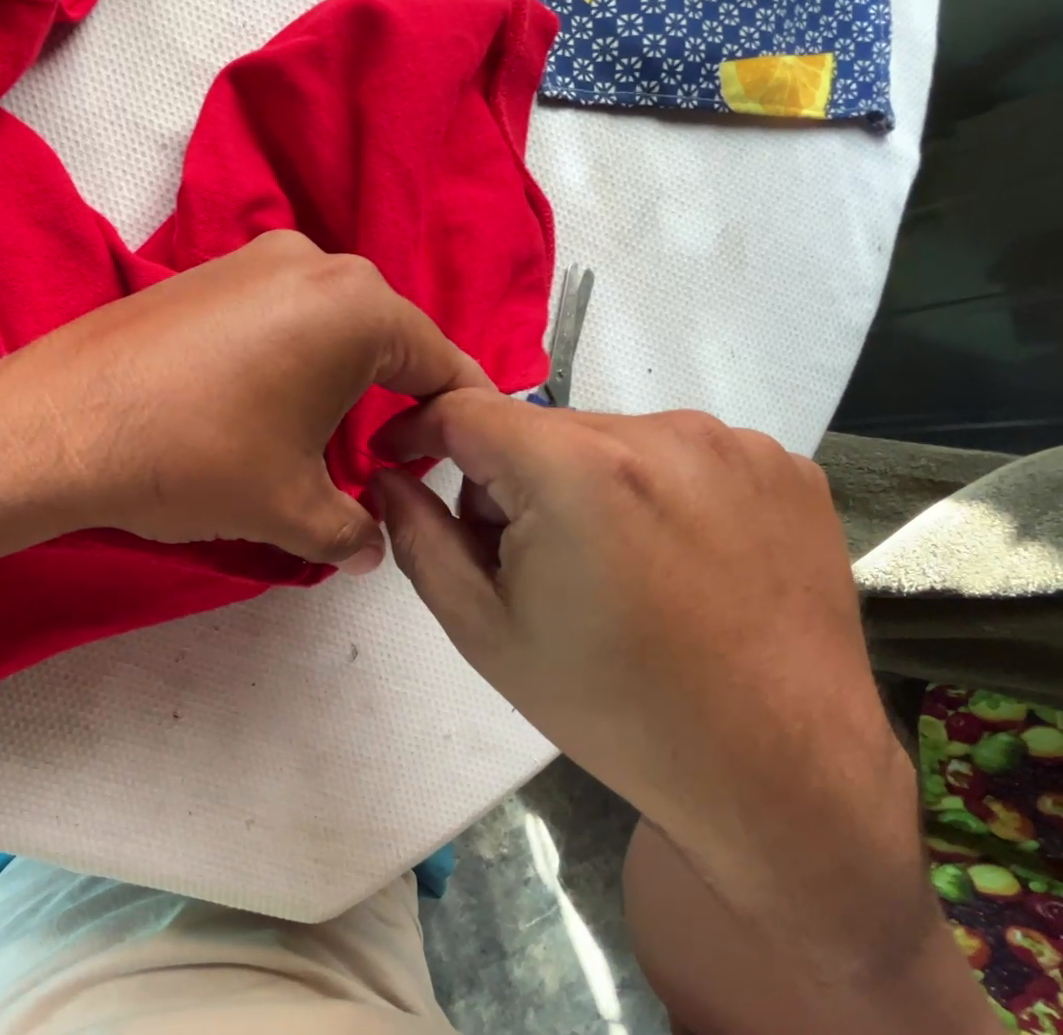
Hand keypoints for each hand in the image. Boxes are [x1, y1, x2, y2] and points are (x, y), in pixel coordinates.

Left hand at [0, 230, 491, 566]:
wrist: (60, 424)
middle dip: (382, 403)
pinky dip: (275, 363)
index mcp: (357, 305)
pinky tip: (241, 412)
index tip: (446, 461)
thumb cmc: (196, 461)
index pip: (436, 364)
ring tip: (297, 447)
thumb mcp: (289, 509)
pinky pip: (265, 320)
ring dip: (325, 385)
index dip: (450, 420)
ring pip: (318, 329)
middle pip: (378, 340)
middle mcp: (311, 260)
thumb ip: (350, 532)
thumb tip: (371, 550)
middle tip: (370, 466)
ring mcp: (245, 260)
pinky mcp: (194, 274)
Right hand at [372, 392, 877, 851]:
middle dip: (501, 477)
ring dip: (571, 482)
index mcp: (577, 472)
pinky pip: (672, 455)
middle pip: (535, 427)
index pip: (464, 409)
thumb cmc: (608, 704)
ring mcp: (736, 445)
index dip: (416, 430)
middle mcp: (663, 433)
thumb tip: (389, 478)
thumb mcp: (480, 626)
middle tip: (513, 560)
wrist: (775, 766)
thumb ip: (418, 535)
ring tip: (597, 567)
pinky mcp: (785, 468)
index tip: (397, 462)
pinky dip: (642, 489)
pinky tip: (664, 560)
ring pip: (602, 439)